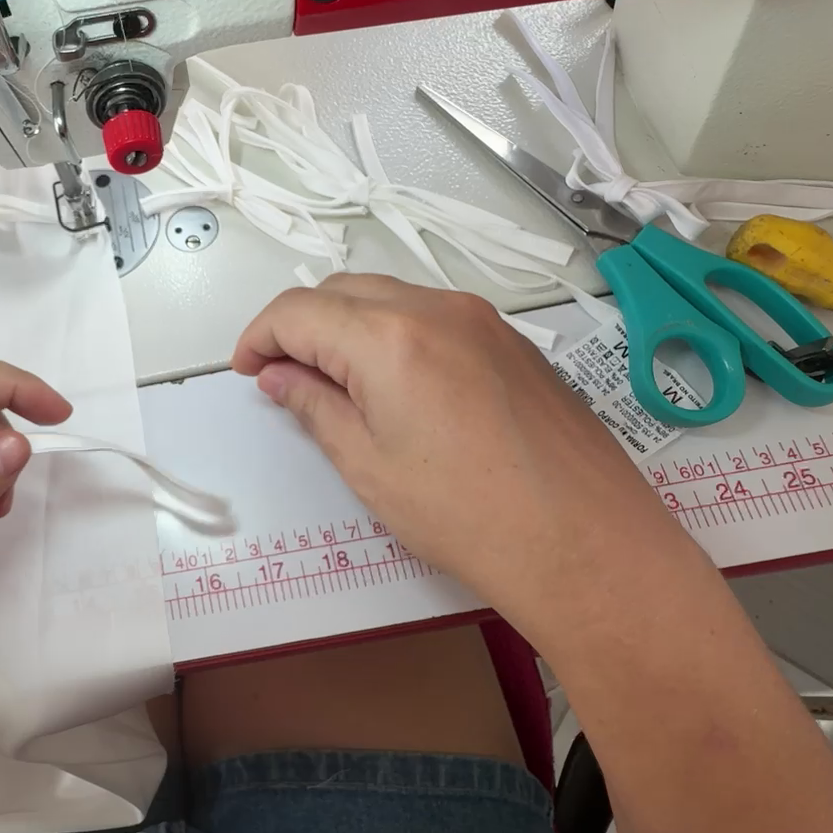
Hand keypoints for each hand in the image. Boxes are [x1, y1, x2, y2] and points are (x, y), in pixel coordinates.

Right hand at [232, 275, 710, 637]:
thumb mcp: (367, 466)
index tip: (246, 371)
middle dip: (299, 325)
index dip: (259, 336)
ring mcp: (480, 318)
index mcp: (389, 338)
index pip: (299, 310)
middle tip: (284, 377)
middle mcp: (436, 308)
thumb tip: (278, 376)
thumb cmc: (464, 515)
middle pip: (341, 290)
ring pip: (387, 296)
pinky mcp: (509, 338)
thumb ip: (314, 406)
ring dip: (345, 325)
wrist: (586, 542)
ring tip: (334, 381)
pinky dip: (391, 332)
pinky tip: (393, 382)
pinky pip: (430, 314)